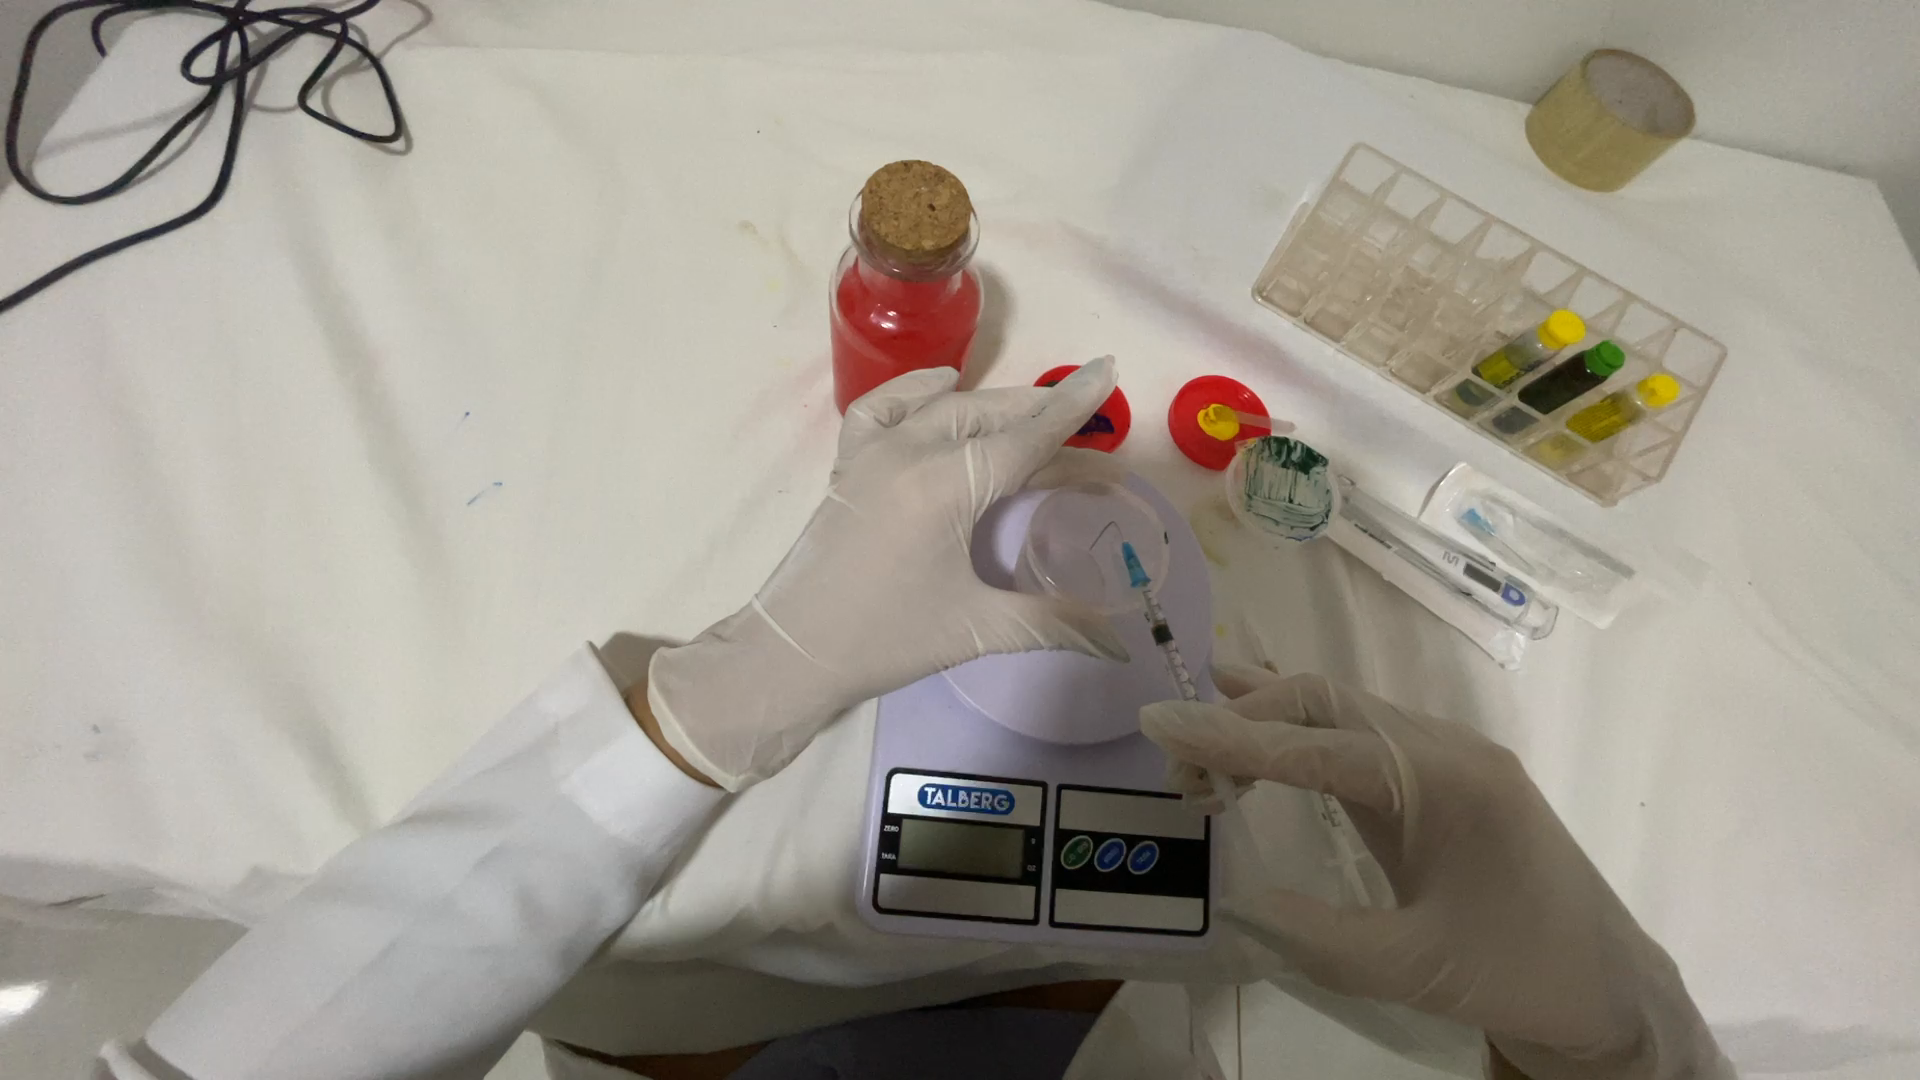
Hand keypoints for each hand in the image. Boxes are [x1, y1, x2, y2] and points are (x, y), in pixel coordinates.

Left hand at [649, 360, 1126, 789]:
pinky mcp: (847, 463)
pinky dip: (916, 390)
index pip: (1024, 437)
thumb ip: (1057, 626)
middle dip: (1040, 410)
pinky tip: (941, 387)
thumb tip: (1123, 645)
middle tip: (1082, 416)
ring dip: (991, 403)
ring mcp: (871, 453)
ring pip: (943, 406)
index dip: (1071, 407)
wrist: (793, 651)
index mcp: (946, 487)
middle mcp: (908, 453)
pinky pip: (883, 406)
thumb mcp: (976, 629)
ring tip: (1028, 413)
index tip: (1105, 369)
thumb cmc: (885, 640)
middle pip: (989, 414)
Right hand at [1141, 665, 1729, 1079]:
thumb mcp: (1413, 971)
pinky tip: (1250, 700)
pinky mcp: (1431, 766)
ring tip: (1199, 743)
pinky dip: (1291, 719)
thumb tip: (1235, 898)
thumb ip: (1316, 935)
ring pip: (1331, 704)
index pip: (1313, 745)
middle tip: (1182, 766)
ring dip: (1260, 718)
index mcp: (1444, 783)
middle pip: (1319, 701)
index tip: (1160, 723)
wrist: (1618, 993)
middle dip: (1239, 721)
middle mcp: (1440, 745)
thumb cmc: (1522, 978)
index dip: (1229, 736)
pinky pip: (1350, 723)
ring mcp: (1439, 749)